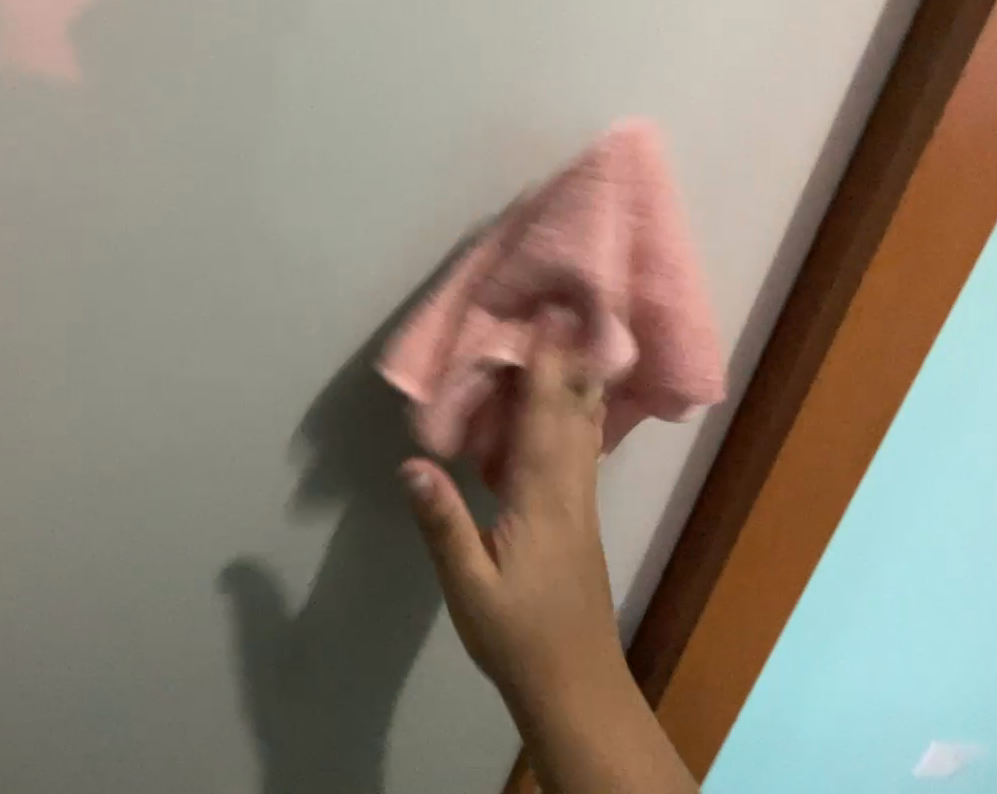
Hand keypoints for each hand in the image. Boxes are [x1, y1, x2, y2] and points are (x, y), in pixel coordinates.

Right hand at [399, 321, 623, 714]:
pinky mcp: (578, 516)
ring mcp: (579, 503)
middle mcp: (569, 490)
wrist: (576, 685)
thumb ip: (442, 524)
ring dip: (579, 381)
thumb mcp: (468, 586)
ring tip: (576, 340)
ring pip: (584, 429)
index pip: (544, 419)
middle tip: (568, 310)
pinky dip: (577, 414)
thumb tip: (412, 463)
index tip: (546, 318)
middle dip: (569, 358)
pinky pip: (579, 449)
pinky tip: (571, 407)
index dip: (545, 366)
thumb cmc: (517, 635)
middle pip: (573, 413)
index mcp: (541, 499)